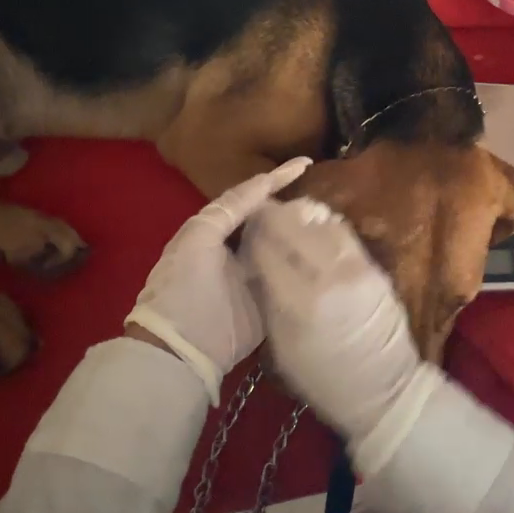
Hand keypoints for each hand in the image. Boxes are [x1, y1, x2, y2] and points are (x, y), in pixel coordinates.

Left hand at [125, 158, 310, 404]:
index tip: (306, 163)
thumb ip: (229, 207)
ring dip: (305, 234)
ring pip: (286, 246)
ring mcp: (257, 277)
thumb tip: (263, 182)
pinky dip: (308, 265)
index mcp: (219, 231)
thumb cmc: (182, 286)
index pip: (253, 198)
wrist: (180, 349)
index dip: (276, 179)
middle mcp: (240, 250)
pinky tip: (329, 252)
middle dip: (295, 207)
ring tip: (333, 218)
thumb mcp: (198, 236)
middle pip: (273, 221)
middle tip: (325, 195)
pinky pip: (293, 278)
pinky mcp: (271, 302)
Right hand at [243, 198, 439, 474]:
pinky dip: (324, 225)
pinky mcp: (375, 266)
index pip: (269, 252)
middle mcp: (332, 277)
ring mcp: (358, 268)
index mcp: (304, 304)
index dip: (252, 238)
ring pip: (323, 224)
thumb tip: (255, 264)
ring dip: (300, 216)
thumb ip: (269, 300)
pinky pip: (345, 234)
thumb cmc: (325, 379)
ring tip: (284, 216)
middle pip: (295, 229)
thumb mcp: (283, 348)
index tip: (243, 231)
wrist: (385, 388)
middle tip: (259, 214)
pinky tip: (311, 227)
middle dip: (273, 217)